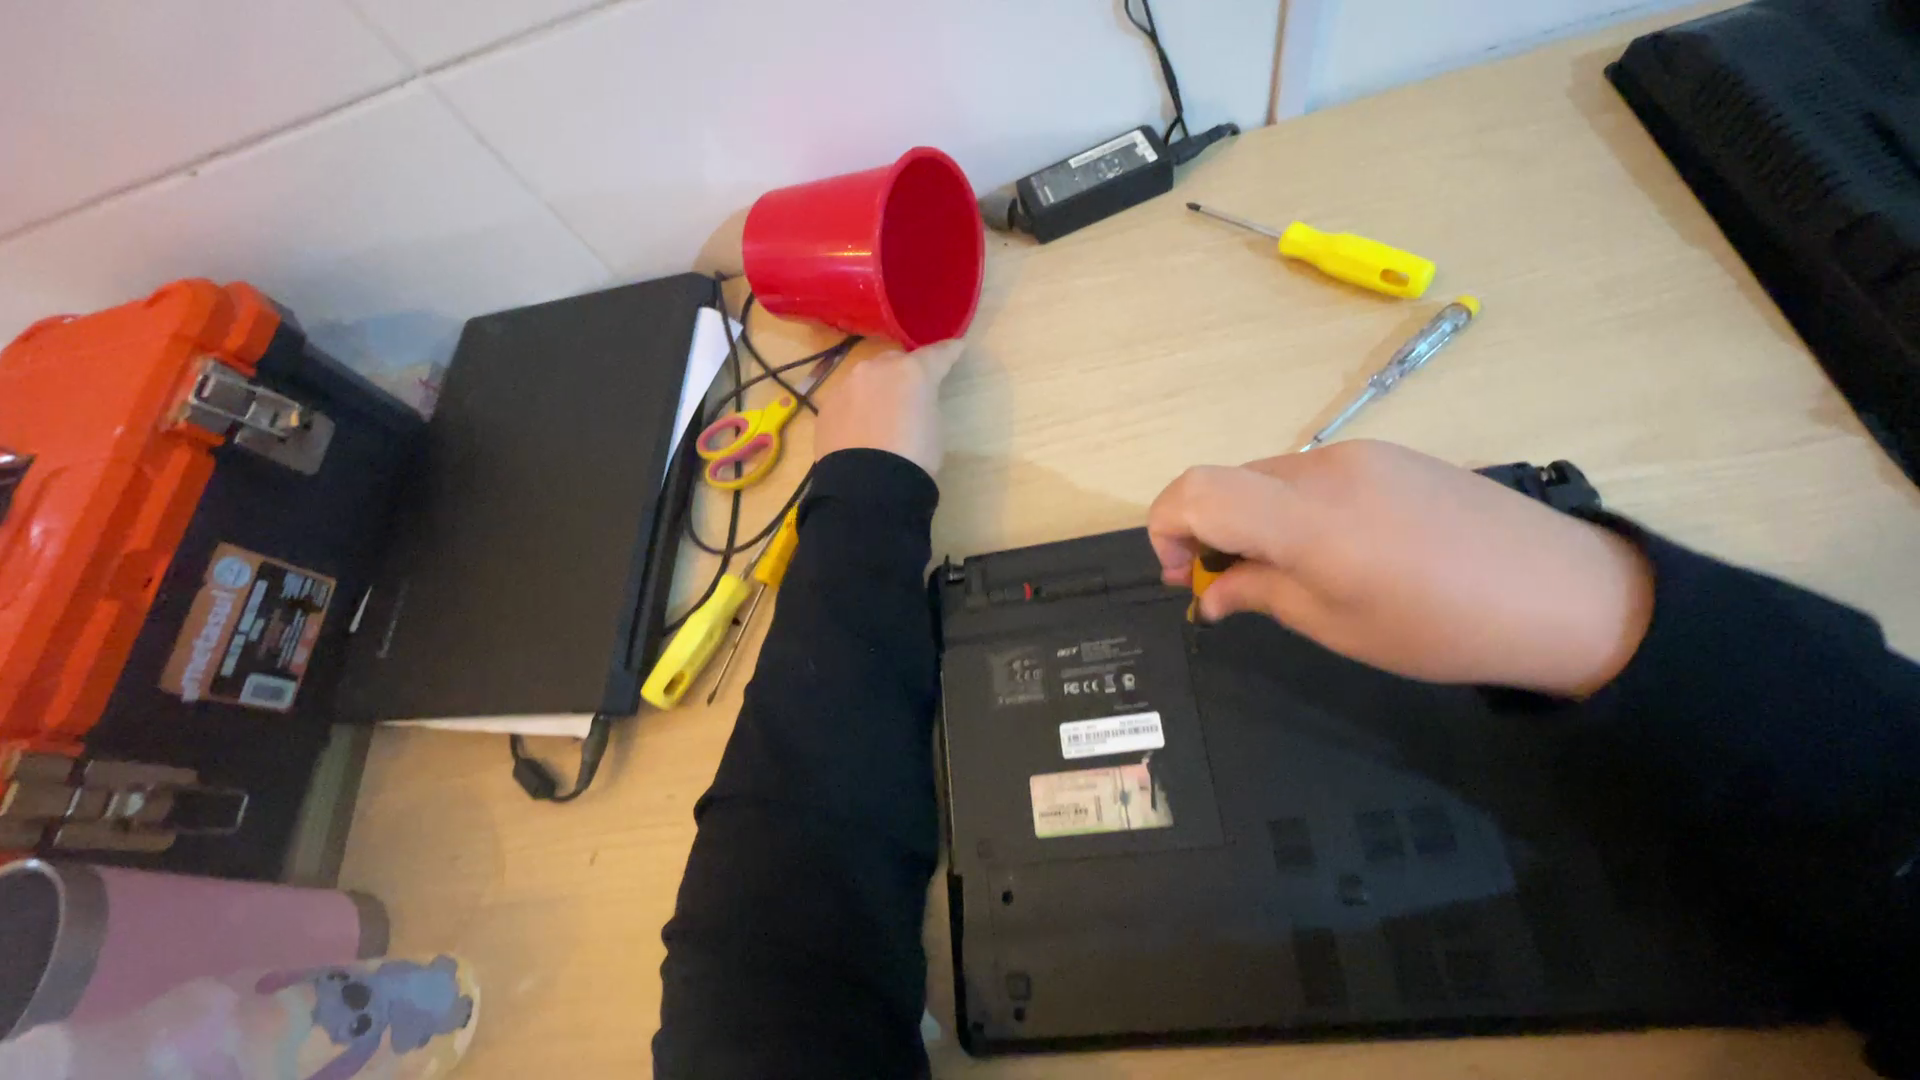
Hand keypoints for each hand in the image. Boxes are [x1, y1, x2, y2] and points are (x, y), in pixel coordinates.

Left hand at [813, 339, 963, 476]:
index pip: (936, 354)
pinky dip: (857, 408)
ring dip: (877, 388)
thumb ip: (926, 402)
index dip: (948, 351)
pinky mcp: (827, 407)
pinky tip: (860, 429)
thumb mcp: (934, 426)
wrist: (868, 486)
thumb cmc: (915, 457)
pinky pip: (848, 400)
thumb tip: (915, 401)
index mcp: (912, 372)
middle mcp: (876, 369)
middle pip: (895, 361)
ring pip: (866, 378)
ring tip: (882, 412)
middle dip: (905, 370)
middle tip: (912, 390)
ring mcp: (847, 386)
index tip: (956, 348)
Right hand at [1147, 440, 1653, 696]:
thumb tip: (1208, 593)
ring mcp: (1359, 454)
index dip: (1165, 527)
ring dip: (1248, 520)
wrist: (1569, 594)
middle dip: (1204, 530)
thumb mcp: (1336, 625)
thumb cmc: (1440, 628)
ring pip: (1265, 478)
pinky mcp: (1388, 455)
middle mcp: (1323, 468)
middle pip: (1225, 482)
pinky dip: (1288, 508)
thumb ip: (1259, 595)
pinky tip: (1330, 548)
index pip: (1195, 491)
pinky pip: (1309, 475)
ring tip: (1282, 571)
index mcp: (1307, 518)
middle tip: (1223, 583)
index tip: (1179, 572)